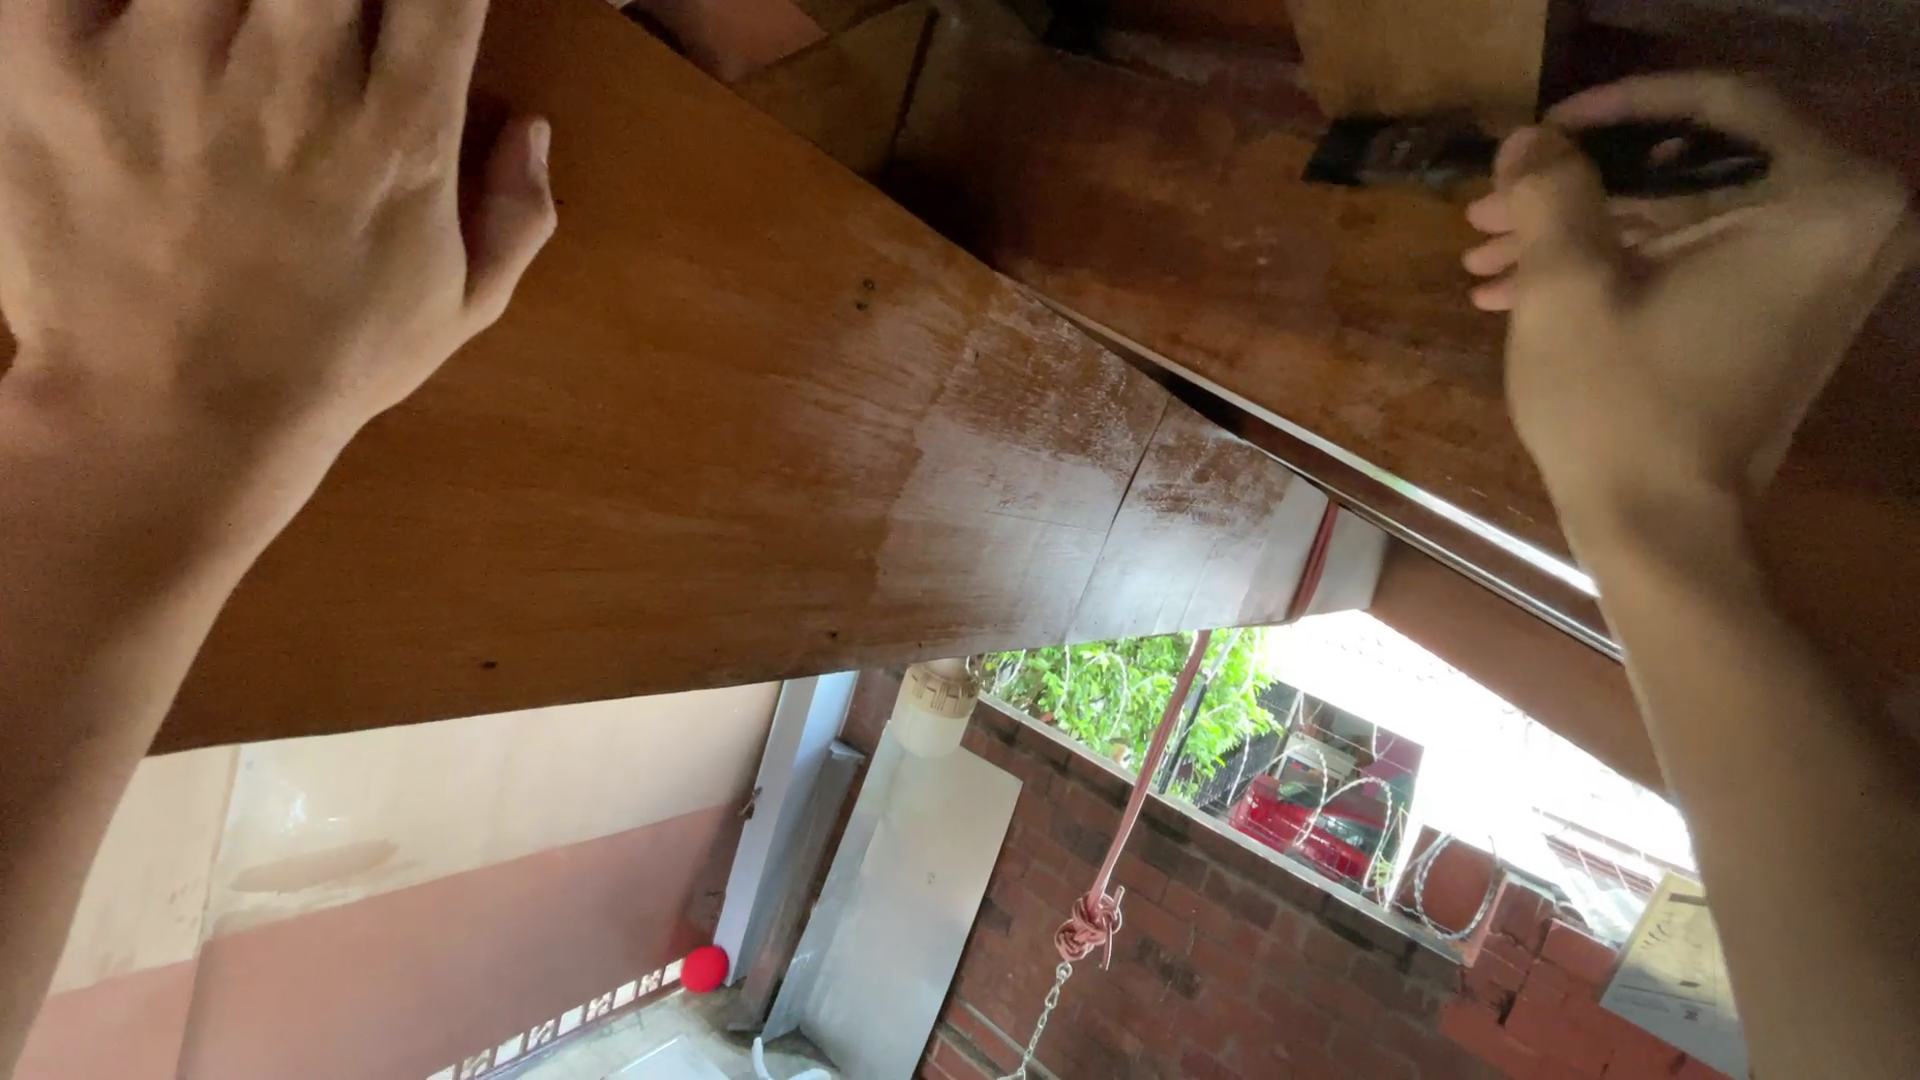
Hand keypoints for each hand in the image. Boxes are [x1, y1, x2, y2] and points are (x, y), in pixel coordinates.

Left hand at [0, 0, 555, 451]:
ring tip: (266, 38)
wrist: (183, 406)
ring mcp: (161, 60)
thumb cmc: (346, 357)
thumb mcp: (467, 305)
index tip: (437, 9)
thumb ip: (515, 215)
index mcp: (399, 141)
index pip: (439, 1)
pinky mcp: (40, 54)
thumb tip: (531, 126)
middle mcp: (293, 83)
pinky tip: (169, 30)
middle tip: (344, 24)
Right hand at [1461, 74, 1910, 518]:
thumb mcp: (1564, 289)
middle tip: (1484, 215)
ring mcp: (1810, 277)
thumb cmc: (1613, 402)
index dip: (1613, 110)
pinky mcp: (1773, 318)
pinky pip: (1686, 269)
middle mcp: (1840, 225)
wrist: (1656, 518)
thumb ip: (1550, 194)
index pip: (1717, 107)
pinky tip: (1521, 296)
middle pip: (1685, 173)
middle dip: (1570, 194)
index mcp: (1816, 200)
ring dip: (1573, 240)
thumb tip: (1529, 137)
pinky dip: (1606, 275)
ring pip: (1674, 226)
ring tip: (1482, 265)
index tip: (1537, 133)